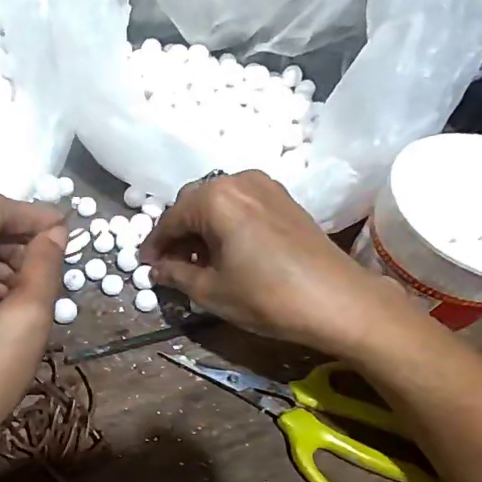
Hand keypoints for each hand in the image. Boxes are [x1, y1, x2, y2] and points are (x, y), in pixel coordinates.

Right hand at [138, 170, 408, 354]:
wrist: (337, 301)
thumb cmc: (266, 297)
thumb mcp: (210, 291)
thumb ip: (176, 274)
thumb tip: (156, 269)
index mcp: (215, 198)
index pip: (171, 218)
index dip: (154, 245)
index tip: (144, 265)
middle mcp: (238, 180)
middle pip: (193, 203)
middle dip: (178, 233)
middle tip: (169, 264)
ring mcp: (265, 186)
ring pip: (217, 202)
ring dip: (201, 228)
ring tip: (197, 262)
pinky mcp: (284, 199)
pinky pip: (241, 204)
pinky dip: (225, 224)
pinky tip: (225, 251)